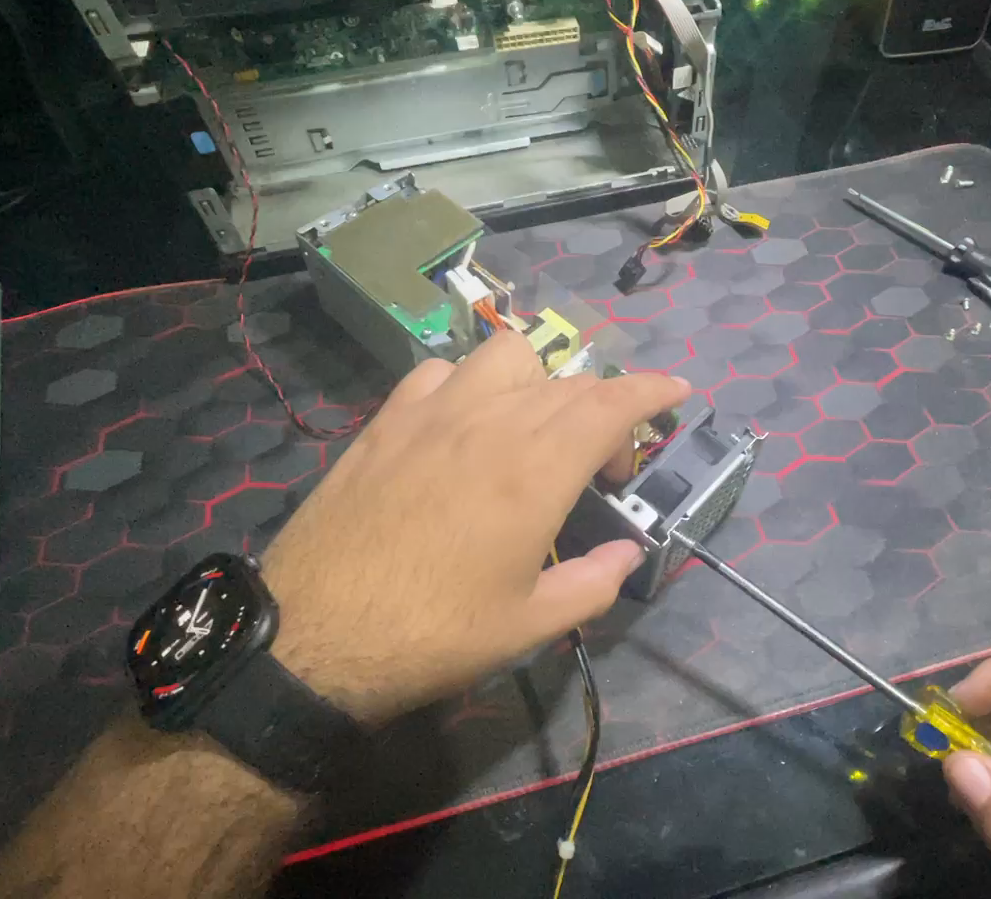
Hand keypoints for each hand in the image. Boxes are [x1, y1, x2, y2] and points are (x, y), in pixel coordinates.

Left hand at [258, 331, 689, 723]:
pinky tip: (465, 421)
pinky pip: (445, 371)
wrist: (313, 635)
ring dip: (542, 380)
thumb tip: (628, 553)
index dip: (652, 390)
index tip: (677, 390)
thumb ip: (594, 583)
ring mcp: (435, 412)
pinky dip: (473, 383)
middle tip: (604, 467)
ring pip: (509, 356)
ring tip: (537, 425)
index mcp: (536, 471)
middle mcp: (492, 423)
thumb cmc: (431, 635)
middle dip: (607, 411)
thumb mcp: (529, 627)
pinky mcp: (389, 418)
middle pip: (570, 385)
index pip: (611, 404)